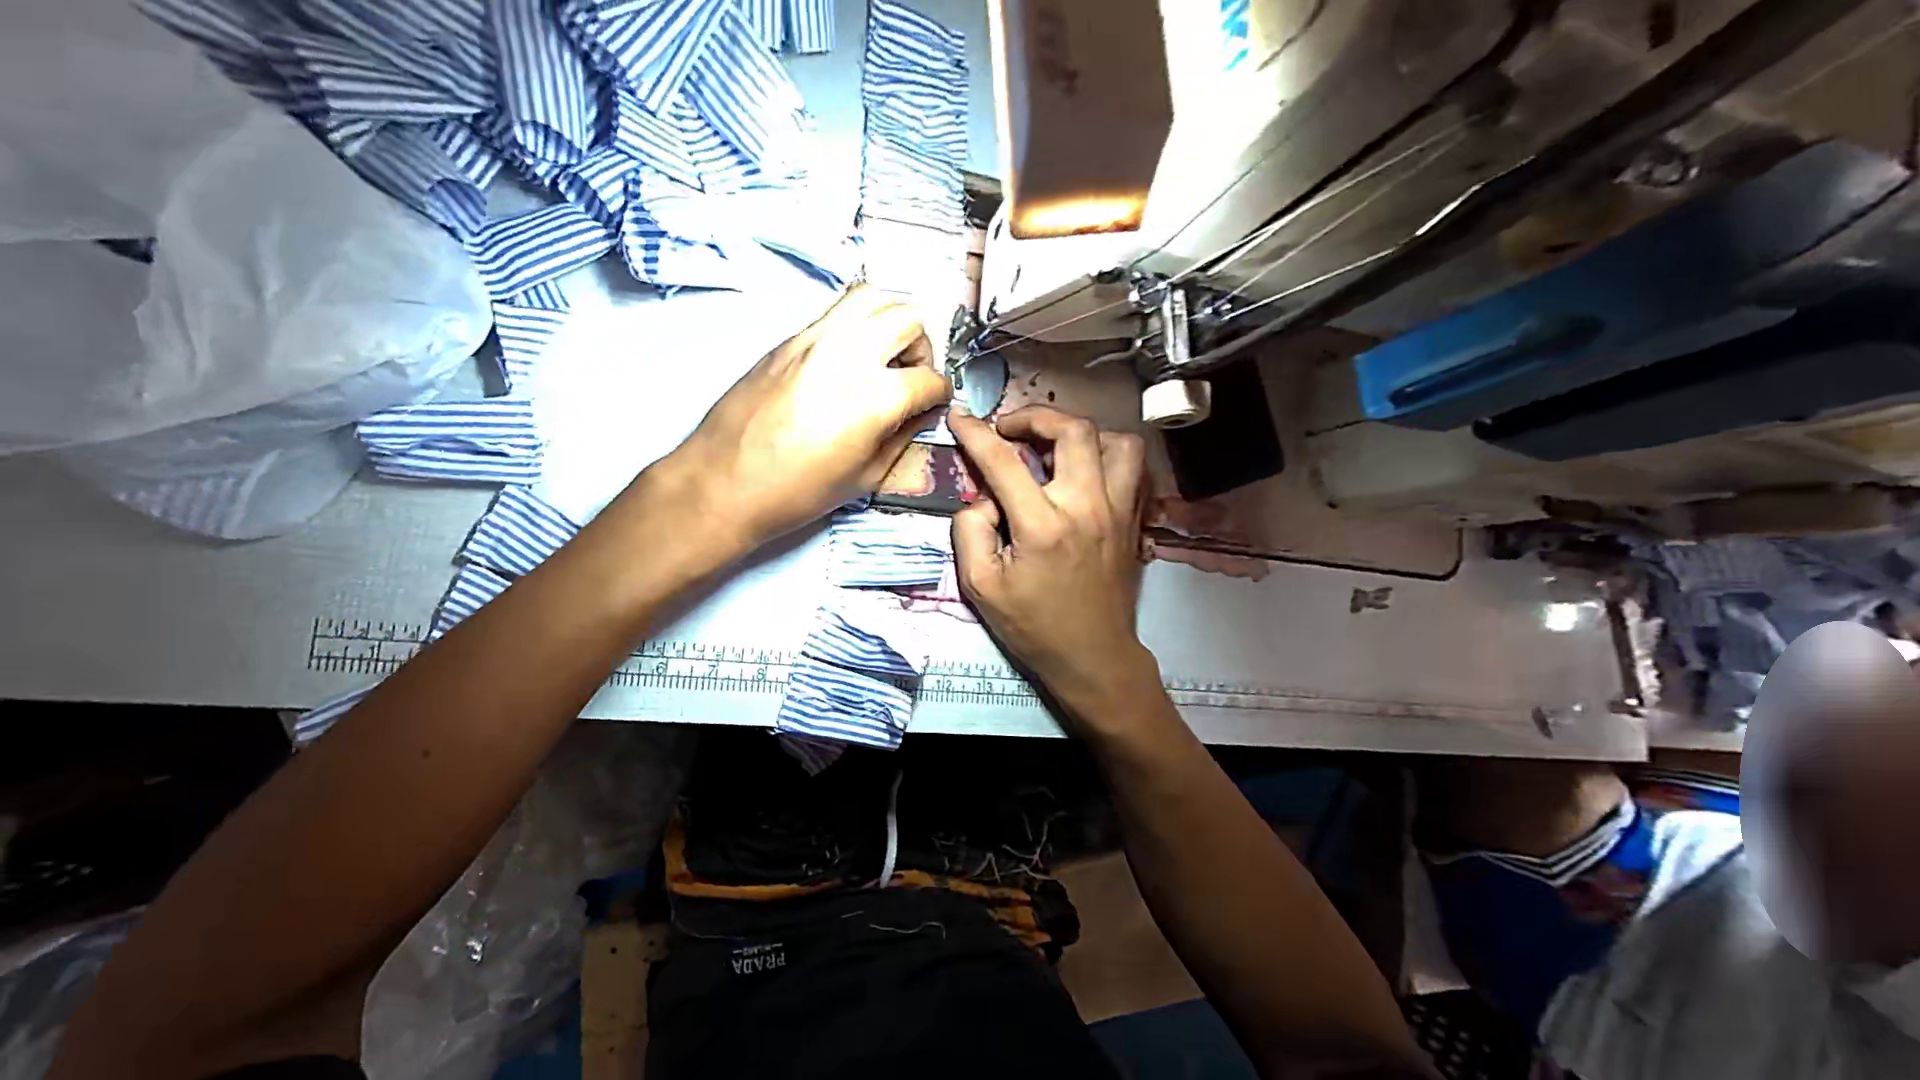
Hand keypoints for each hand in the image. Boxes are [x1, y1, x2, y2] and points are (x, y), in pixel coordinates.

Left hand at [671, 286, 950, 546]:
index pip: (929, 378)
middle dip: (921, 347)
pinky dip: (856, 325)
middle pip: (907, 318)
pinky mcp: (789, 339)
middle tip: (911, 376)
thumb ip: (902, 437)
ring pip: (871, 296)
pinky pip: (835, 313)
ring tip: (883, 356)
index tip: (934, 403)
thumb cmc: (795, 492)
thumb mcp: (865, 476)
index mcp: (875, 395)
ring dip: (889, 321)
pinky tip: (848, 362)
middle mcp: (849, 352)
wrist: (723, 482)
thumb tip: (921, 413)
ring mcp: (815, 338)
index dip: (940, 394)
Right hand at [948, 404, 1154, 720]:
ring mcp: (1118, 511)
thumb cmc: (1033, 626)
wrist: (1093, 657)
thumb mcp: (981, 586)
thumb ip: (970, 531)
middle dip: (1035, 416)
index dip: (975, 433)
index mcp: (1042, 526)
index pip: (1004, 461)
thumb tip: (983, 497)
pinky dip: (1110, 455)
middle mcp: (1086, 507)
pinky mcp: (1134, 520)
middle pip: (1073, 430)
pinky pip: (1134, 468)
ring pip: (1117, 441)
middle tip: (1011, 429)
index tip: (960, 418)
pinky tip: (1086, 469)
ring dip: (1082, 432)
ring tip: (1056, 446)